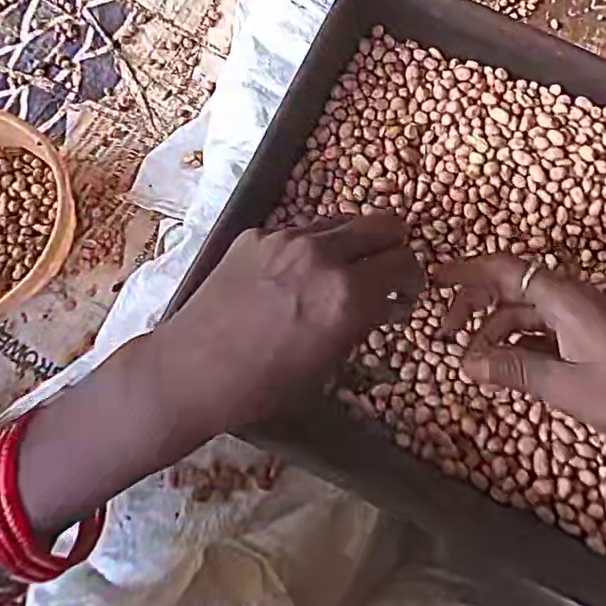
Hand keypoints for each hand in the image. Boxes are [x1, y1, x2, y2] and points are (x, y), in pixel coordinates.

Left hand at [153, 214, 423, 435]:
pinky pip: (299, 231)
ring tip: (342, 269)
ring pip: (341, 222)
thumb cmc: (265, 383)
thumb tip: (387, 301)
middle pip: (382, 225)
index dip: (412, 278)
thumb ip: (364, 320)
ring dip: (352, 243)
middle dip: (393, 246)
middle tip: (386, 269)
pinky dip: (310, 247)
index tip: (406, 291)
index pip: (404, 263)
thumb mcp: (329, 361)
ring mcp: (285, 238)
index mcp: (348, 293)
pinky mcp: (256, 234)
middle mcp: (322, 255)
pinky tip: (293, 275)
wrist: (193, 369)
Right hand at [438, 253, 605, 472]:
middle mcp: (571, 300)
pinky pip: (539, 329)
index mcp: (566, 300)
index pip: (505, 269)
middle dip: (473, 304)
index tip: (433, 280)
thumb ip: (513, 370)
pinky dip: (514, 343)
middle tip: (445, 332)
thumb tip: (465, 363)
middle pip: (508, 287)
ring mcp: (580, 318)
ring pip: (521, 310)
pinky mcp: (586, 337)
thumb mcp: (567, 388)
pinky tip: (503, 365)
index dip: (466, 270)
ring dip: (492, 330)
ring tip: (473, 363)